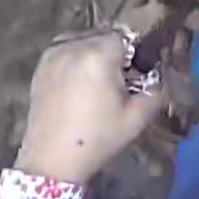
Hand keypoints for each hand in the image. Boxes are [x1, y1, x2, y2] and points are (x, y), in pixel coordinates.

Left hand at [13, 33, 164, 183]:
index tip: (133, 79)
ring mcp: (54, 53)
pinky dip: (76, 58)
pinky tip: (78, 82)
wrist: (51, 162)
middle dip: (115, 54)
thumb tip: (157, 74)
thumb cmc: (98, 139)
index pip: (126, 38)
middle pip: (105, 37)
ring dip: (95, 54)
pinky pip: (67, 48)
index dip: (134, 57)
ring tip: (96, 83)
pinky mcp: (42, 64)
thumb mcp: (138, 117)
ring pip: (86, 40)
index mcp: (99, 55)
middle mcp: (75, 46)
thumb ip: (157, 89)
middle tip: (116, 84)